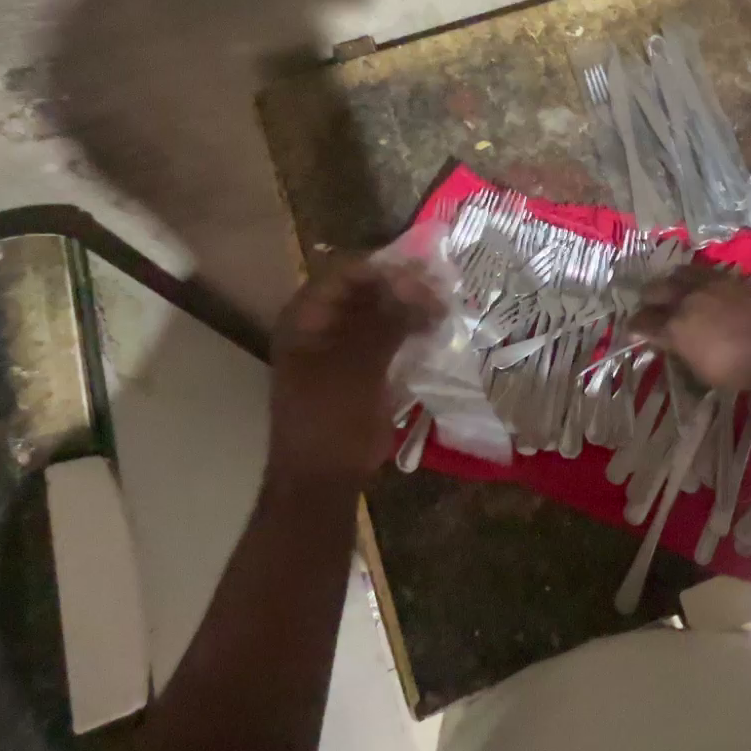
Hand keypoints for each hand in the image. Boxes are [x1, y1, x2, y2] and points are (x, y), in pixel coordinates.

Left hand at [269, 258, 441, 487]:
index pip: (346, 273)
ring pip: (377, 314)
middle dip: (402, 286)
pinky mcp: (358, 370)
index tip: (428, 273)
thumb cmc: (332, 421)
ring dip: (409, 307)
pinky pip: (384, 339)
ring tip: (445, 307)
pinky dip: (407, 331)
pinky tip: (435, 330)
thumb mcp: (359, 366)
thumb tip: (419, 282)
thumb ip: (387, 320)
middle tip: (444, 288)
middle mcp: (319, 326)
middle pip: (363, 290)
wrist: (320, 483)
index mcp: (305, 318)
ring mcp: (338, 349)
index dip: (387, 268)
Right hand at [630, 265, 750, 393]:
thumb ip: (679, 350)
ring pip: (676, 274)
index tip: (633, 334)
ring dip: (668, 284)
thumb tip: (666, 342)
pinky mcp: (728, 277)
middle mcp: (685, 299)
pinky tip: (696, 287)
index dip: (634, 329)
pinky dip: (691, 279)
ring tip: (671, 293)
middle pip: (653, 291)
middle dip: (647, 302)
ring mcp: (708, 284)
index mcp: (675, 327)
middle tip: (649, 311)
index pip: (642, 322)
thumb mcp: (701, 371)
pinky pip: (700, 271)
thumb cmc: (741, 371)